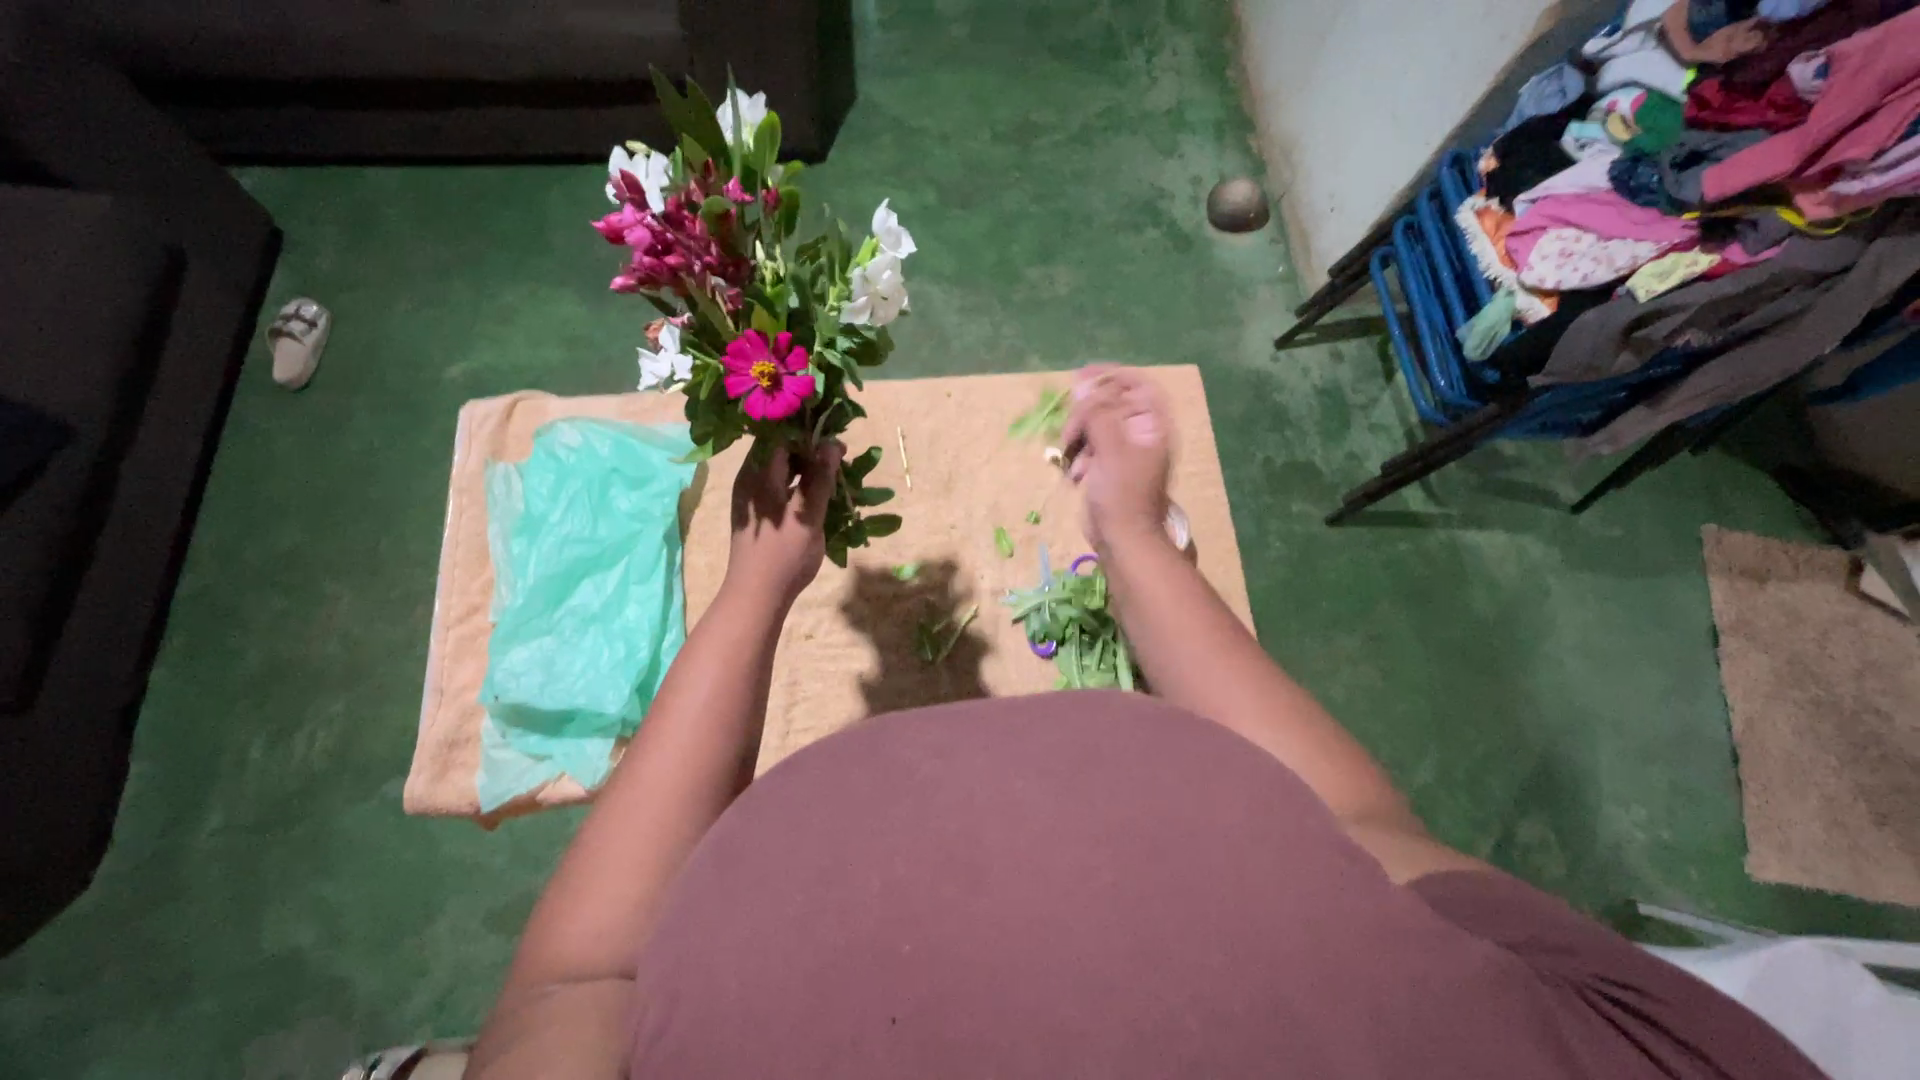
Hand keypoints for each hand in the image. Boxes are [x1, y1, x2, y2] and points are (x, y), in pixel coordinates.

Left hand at [722, 439, 843, 609]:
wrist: (757, 595)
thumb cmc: (784, 554)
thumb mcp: (808, 515)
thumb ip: (820, 478)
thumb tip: (832, 443)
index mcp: (757, 474)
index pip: (781, 435)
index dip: (808, 433)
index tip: (835, 441)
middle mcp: (749, 479)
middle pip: (780, 450)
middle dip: (810, 450)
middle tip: (840, 459)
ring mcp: (750, 496)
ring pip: (780, 468)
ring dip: (806, 468)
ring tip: (832, 477)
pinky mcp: (756, 512)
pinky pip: (777, 485)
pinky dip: (798, 484)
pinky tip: (817, 495)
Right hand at [1061, 365, 1172, 550]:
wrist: (1123, 538)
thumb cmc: (1123, 494)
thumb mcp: (1111, 448)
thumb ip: (1097, 413)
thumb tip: (1081, 383)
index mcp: (1152, 425)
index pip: (1137, 385)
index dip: (1112, 375)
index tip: (1083, 375)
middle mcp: (1140, 434)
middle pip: (1109, 404)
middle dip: (1085, 414)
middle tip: (1070, 432)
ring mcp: (1123, 451)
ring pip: (1094, 426)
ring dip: (1078, 438)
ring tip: (1070, 457)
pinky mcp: (1107, 467)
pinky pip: (1088, 448)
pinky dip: (1078, 457)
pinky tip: (1075, 475)